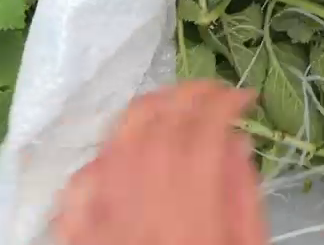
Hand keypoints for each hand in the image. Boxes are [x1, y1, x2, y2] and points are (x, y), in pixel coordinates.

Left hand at [52, 81, 265, 244]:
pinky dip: (105, 158)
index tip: (246, 99)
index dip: (226, 102)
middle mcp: (140, 213)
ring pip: (116, 142)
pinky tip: (124, 158)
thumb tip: (236, 143)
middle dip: (189, 94)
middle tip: (215, 93)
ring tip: (174, 109)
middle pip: (157, 124)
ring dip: (149, 112)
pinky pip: (80, 185)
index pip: (204, 132)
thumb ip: (242, 200)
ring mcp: (100, 227)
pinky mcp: (76, 243)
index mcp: (191, 220)